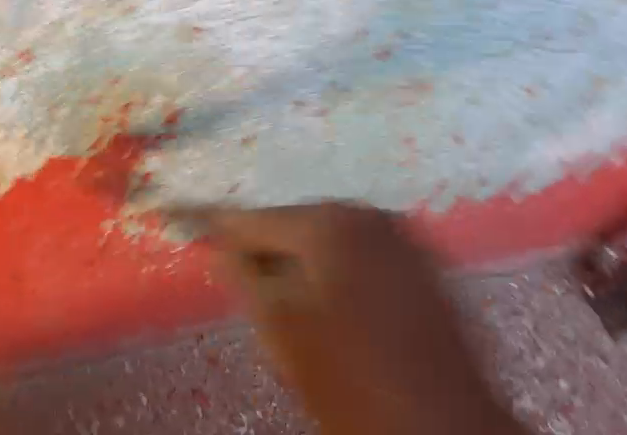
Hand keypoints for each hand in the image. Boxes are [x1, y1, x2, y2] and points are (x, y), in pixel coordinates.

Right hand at [195, 203, 525, 434]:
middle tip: (242, 280)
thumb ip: (242, 276)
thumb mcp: (280, 332)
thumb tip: (218, 243)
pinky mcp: (428, 268)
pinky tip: (333, 310)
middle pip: (293, 226)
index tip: (178, 214)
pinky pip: (364, 257)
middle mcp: (368, 215)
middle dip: (267, 250)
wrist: (448, 433)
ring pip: (330, 242)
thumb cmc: (354, 384)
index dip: (212, 223)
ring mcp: (404, 239)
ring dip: (303, 263)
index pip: (251, 219)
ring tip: (288, 302)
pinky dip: (340, 272)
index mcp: (328, 223)